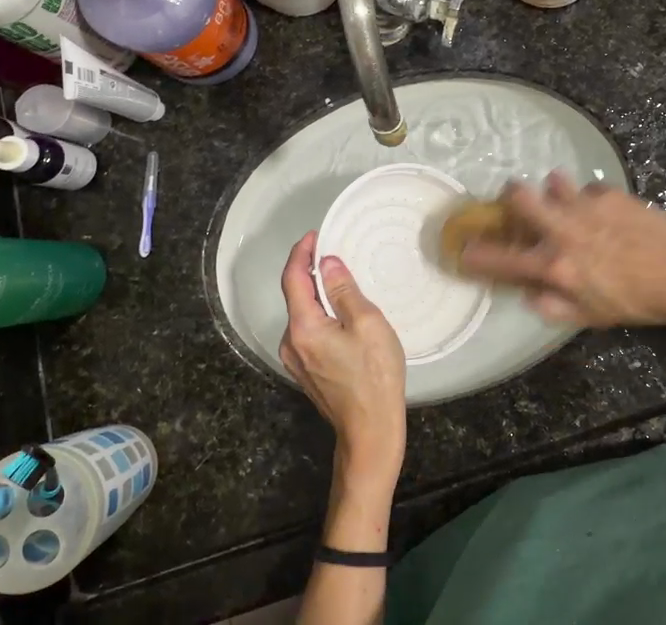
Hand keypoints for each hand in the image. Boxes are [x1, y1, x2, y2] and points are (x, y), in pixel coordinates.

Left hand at [279, 233, 406, 482]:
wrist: (370, 430)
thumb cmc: (374, 374)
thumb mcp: (367, 324)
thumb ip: (344, 291)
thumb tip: (327, 263)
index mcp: (303, 327)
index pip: (292, 279)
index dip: (301, 253)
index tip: (315, 235)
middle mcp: (291, 342)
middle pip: (295, 297)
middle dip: (309, 271)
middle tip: (331, 251)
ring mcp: (297, 360)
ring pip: (302, 316)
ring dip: (316, 294)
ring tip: (339, 278)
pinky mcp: (308, 372)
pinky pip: (309, 332)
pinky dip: (320, 314)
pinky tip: (339, 313)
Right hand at [458, 173, 665, 327]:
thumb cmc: (635, 301)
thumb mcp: (591, 317)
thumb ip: (554, 307)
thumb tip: (529, 295)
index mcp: (554, 266)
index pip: (503, 259)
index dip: (477, 254)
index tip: (463, 249)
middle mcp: (563, 230)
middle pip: (520, 198)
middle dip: (510, 196)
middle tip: (515, 200)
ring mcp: (585, 206)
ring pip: (553, 183)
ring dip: (553, 192)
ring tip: (563, 201)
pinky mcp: (609, 193)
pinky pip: (587, 188)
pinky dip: (587, 197)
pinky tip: (601, 210)